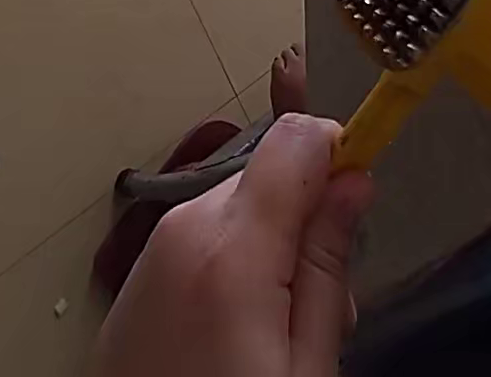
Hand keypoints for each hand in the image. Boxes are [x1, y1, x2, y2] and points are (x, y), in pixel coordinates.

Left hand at [96, 114, 376, 376]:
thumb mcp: (307, 370)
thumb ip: (329, 261)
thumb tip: (355, 178)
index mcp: (231, 246)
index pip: (294, 138)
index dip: (334, 151)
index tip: (354, 197)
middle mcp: (185, 229)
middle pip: (270, 173)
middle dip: (307, 212)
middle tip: (324, 297)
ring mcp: (152, 253)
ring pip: (241, 203)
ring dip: (274, 238)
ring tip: (279, 326)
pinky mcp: (135, 279)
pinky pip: (205, 235)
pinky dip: (234, 256)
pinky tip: (234, 328)